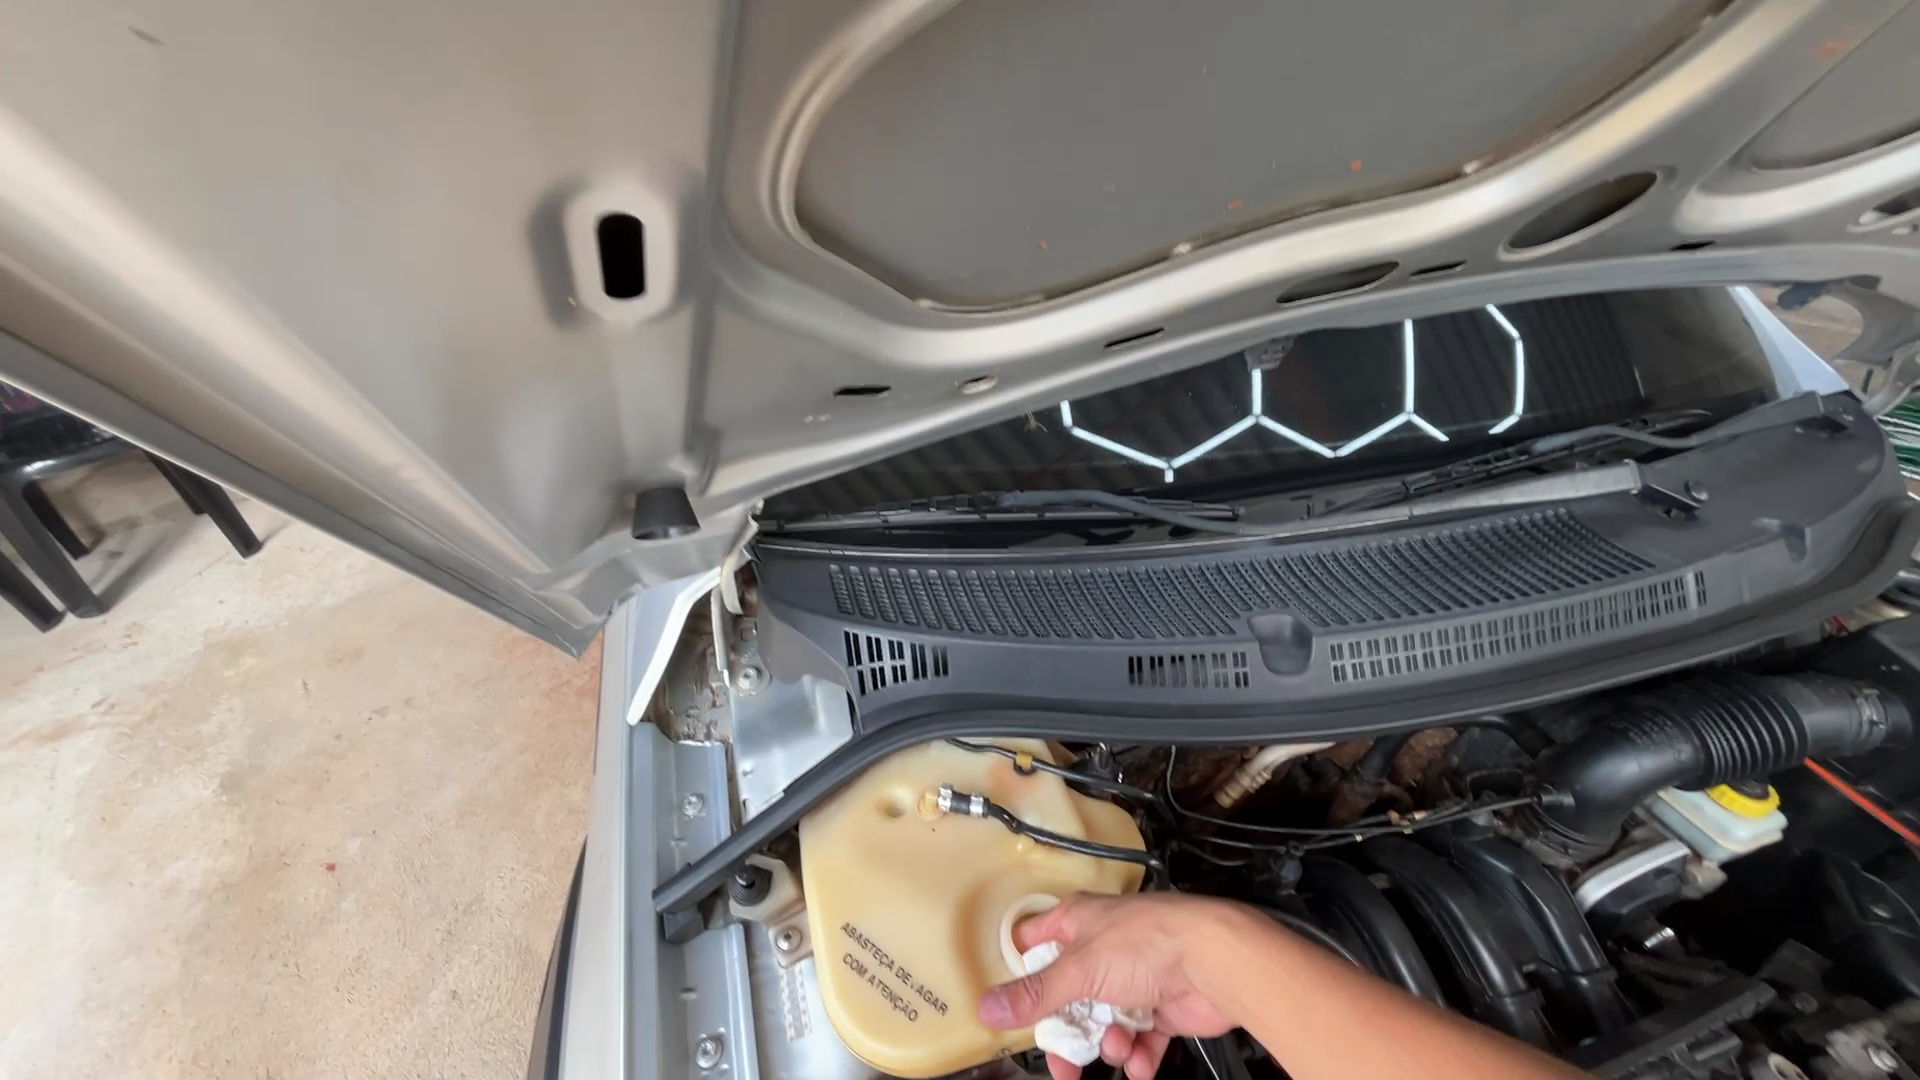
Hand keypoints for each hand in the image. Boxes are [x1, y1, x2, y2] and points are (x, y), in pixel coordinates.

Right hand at [976, 892, 1254, 1079]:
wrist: (1212, 962)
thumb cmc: (1147, 941)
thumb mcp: (1080, 970)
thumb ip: (1035, 994)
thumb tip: (989, 1006)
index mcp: (1074, 922)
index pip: (1033, 946)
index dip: (1020, 978)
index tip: (1012, 1010)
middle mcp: (1099, 946)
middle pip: (1067, 997)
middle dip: (1068, 1033)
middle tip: (1065, 1062)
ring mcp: (1129, 976)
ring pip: (1102, 1023)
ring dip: (1108, 1045)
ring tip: (1121, 1046)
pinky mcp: (1157, 1005)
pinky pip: (1138, 1040)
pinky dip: (1139, 1056)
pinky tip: (1142, 1061)